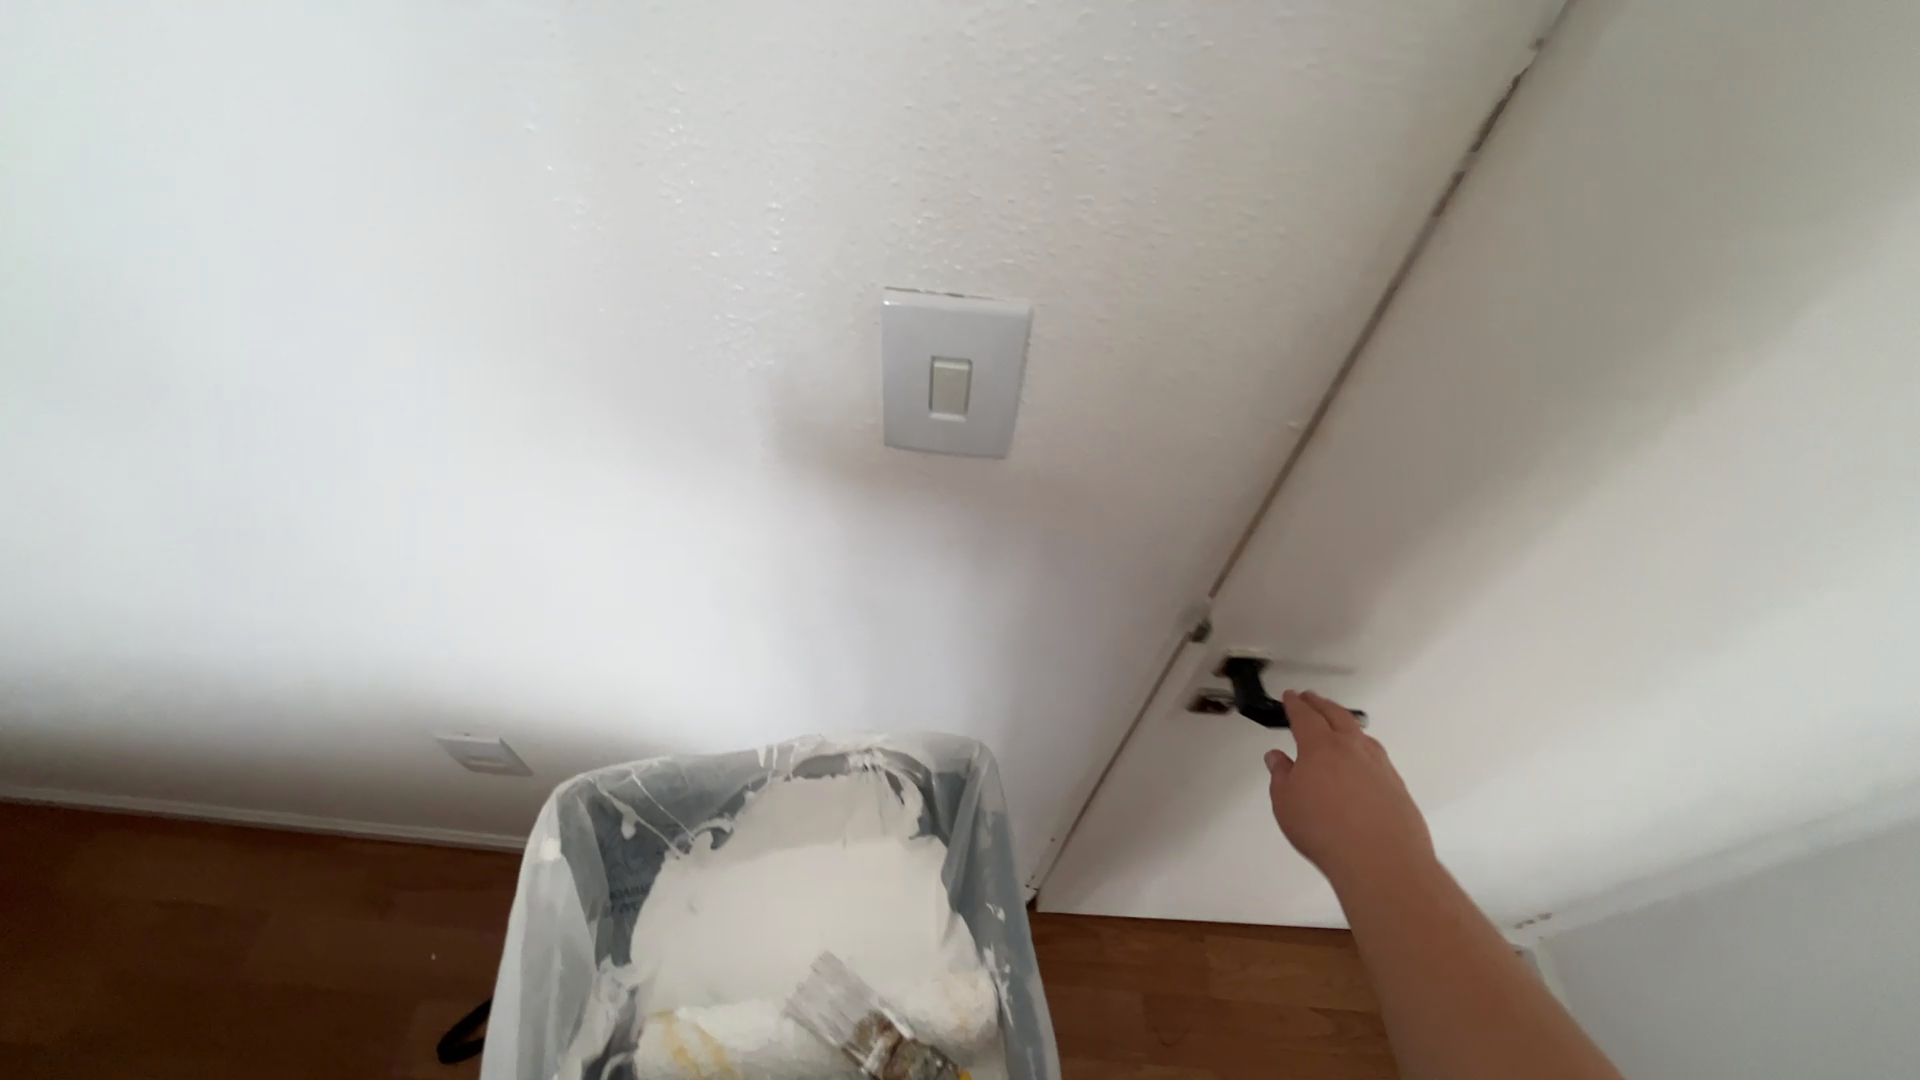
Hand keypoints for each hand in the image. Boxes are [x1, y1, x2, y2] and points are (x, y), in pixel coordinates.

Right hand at [1264, 690, 1435, 887]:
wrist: (1381, 860)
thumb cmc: (1322, 829)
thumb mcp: (1286, 803)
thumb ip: (1281, 775)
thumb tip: (1277, 756)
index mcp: (1321, 747)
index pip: (1305, 717)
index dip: (1295, 705)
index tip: (1290, 696)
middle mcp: (1352, 749)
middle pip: (1336, 716)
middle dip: (1321, 704)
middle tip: (1311, 697)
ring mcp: (1379, 766)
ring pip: (1361, 734)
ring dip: (1345, 723)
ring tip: (1338, 724)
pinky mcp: (1397, 786)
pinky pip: (1376, 756)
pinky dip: (1363, 748)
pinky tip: (1361, 761)